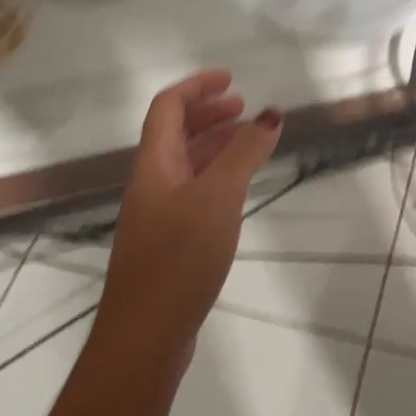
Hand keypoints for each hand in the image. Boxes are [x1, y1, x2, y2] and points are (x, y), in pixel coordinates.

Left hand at [98, 70, 280, 346]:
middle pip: (173, 133)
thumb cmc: (179, 257)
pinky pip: (191, 191)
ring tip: (249, 142)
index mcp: (154, 165)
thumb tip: (271, 114)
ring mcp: (156, 215)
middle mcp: (150, 184)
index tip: (232, 79)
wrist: (144, 336)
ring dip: (214, 144)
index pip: (168, 107)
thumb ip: (245, 153)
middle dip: (208, 113)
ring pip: (184, 164)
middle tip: (244, 108)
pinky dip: (215, 176)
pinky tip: (236, 191)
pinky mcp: (166, 243)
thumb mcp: (218, 196)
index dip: (197, 86)